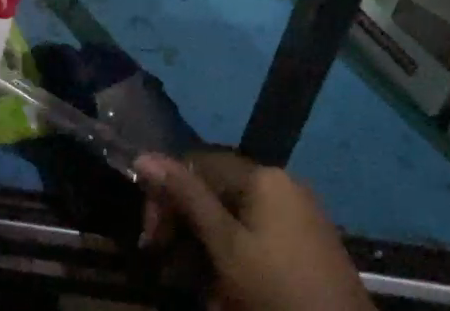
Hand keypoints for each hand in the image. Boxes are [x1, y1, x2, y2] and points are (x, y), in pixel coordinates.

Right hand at [136, 152, 372, 310]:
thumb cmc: (279, 292)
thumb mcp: (225, 245)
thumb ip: (186, 197)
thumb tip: (143, 155)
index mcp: (263, 177)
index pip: (196, 164)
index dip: (165, 195)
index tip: (151, 238)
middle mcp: (281, 186)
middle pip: (213, 191)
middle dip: (184, 226)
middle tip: (165, 263)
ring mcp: (297, 217)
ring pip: (231, 219)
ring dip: (203, 249)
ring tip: (196, 289)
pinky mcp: (306, 246)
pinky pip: (254, 238)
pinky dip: (231, 259)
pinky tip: (223, 293)